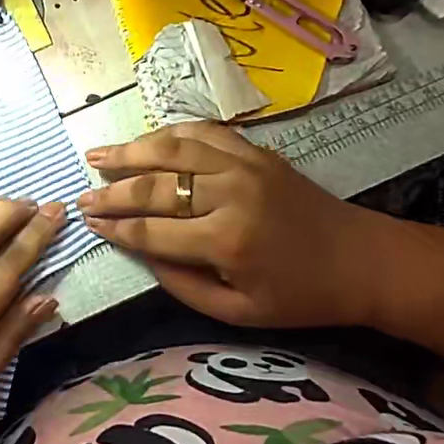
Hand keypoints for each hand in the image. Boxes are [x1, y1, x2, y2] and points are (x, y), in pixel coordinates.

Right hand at [77, 122, 384, 328]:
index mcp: (227, 242)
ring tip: (98, 154)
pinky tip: (148, 140)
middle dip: (113, 191)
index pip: (153, 230)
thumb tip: (140, 252)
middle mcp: (231, 194)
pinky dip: (170, 132)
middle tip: (83, 194)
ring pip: (174, 148)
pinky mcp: (256, 151)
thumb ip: (182, 285)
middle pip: (157, 186)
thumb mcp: (238, 312)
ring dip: (132, 150)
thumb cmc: (299, 295)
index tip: (87, 220)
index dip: (115, 226)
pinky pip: (204, 132)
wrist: (360, 258)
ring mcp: (244, 165)